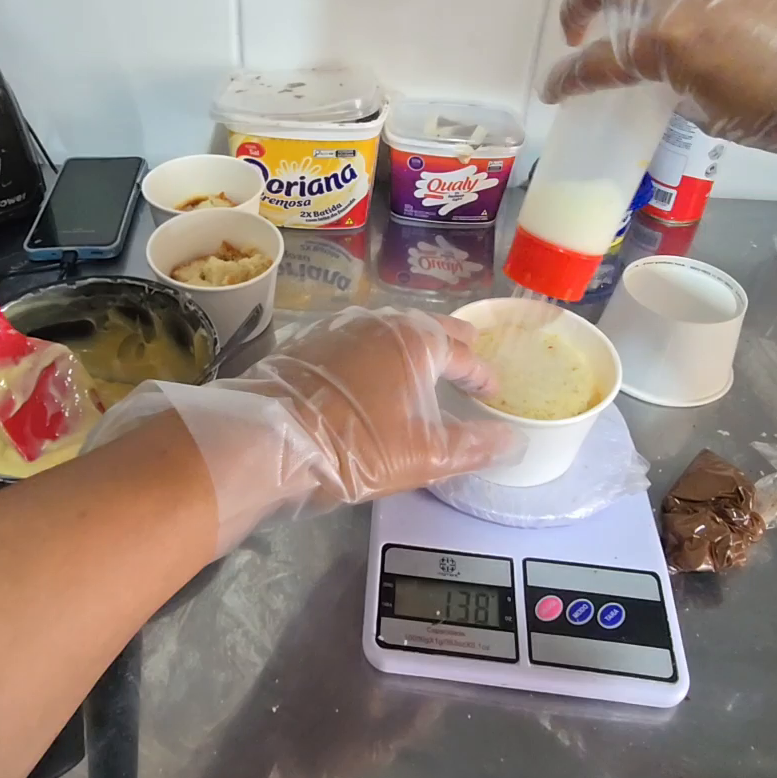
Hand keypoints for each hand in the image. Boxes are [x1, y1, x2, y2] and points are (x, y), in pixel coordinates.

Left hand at [86, 307, 519, 551]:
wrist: (266, 438)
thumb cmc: (353, 444)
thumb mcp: (421, 456)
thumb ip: (470, 446)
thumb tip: (510, 440)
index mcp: (415, 341)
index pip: (462, 355)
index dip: (481, 375)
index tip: (492, 390)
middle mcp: (378, 321)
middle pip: (426, 327)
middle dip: (451, 342)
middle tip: (466, 354)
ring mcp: (337, 327)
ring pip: (387, 327)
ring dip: (409, 341)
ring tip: (418, 358)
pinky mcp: (305, 342)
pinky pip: (353, 338)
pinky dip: (372, 348)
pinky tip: (365, 366)